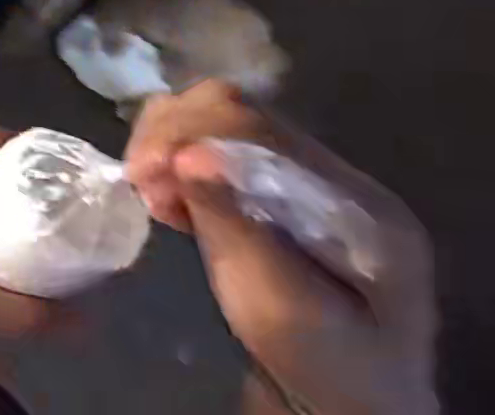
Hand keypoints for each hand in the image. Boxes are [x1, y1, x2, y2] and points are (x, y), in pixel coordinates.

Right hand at [127, 82, 437, 414]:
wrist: (342, 401)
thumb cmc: (316, 361)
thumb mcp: (278, 307)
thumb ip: (235, 228)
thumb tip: (189, 156)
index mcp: (354, 199)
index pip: (257, 127)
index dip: (188, 135)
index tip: (143, 174)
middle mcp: (328, 171)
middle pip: (230, 109)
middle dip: (169, 135)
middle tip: (140, 180)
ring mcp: (296, 172)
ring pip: (208, 114)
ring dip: (163, 141)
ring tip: (149, 188)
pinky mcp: (264, 180)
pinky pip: (203, 139)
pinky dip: (169, 155)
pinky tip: (164, 192)